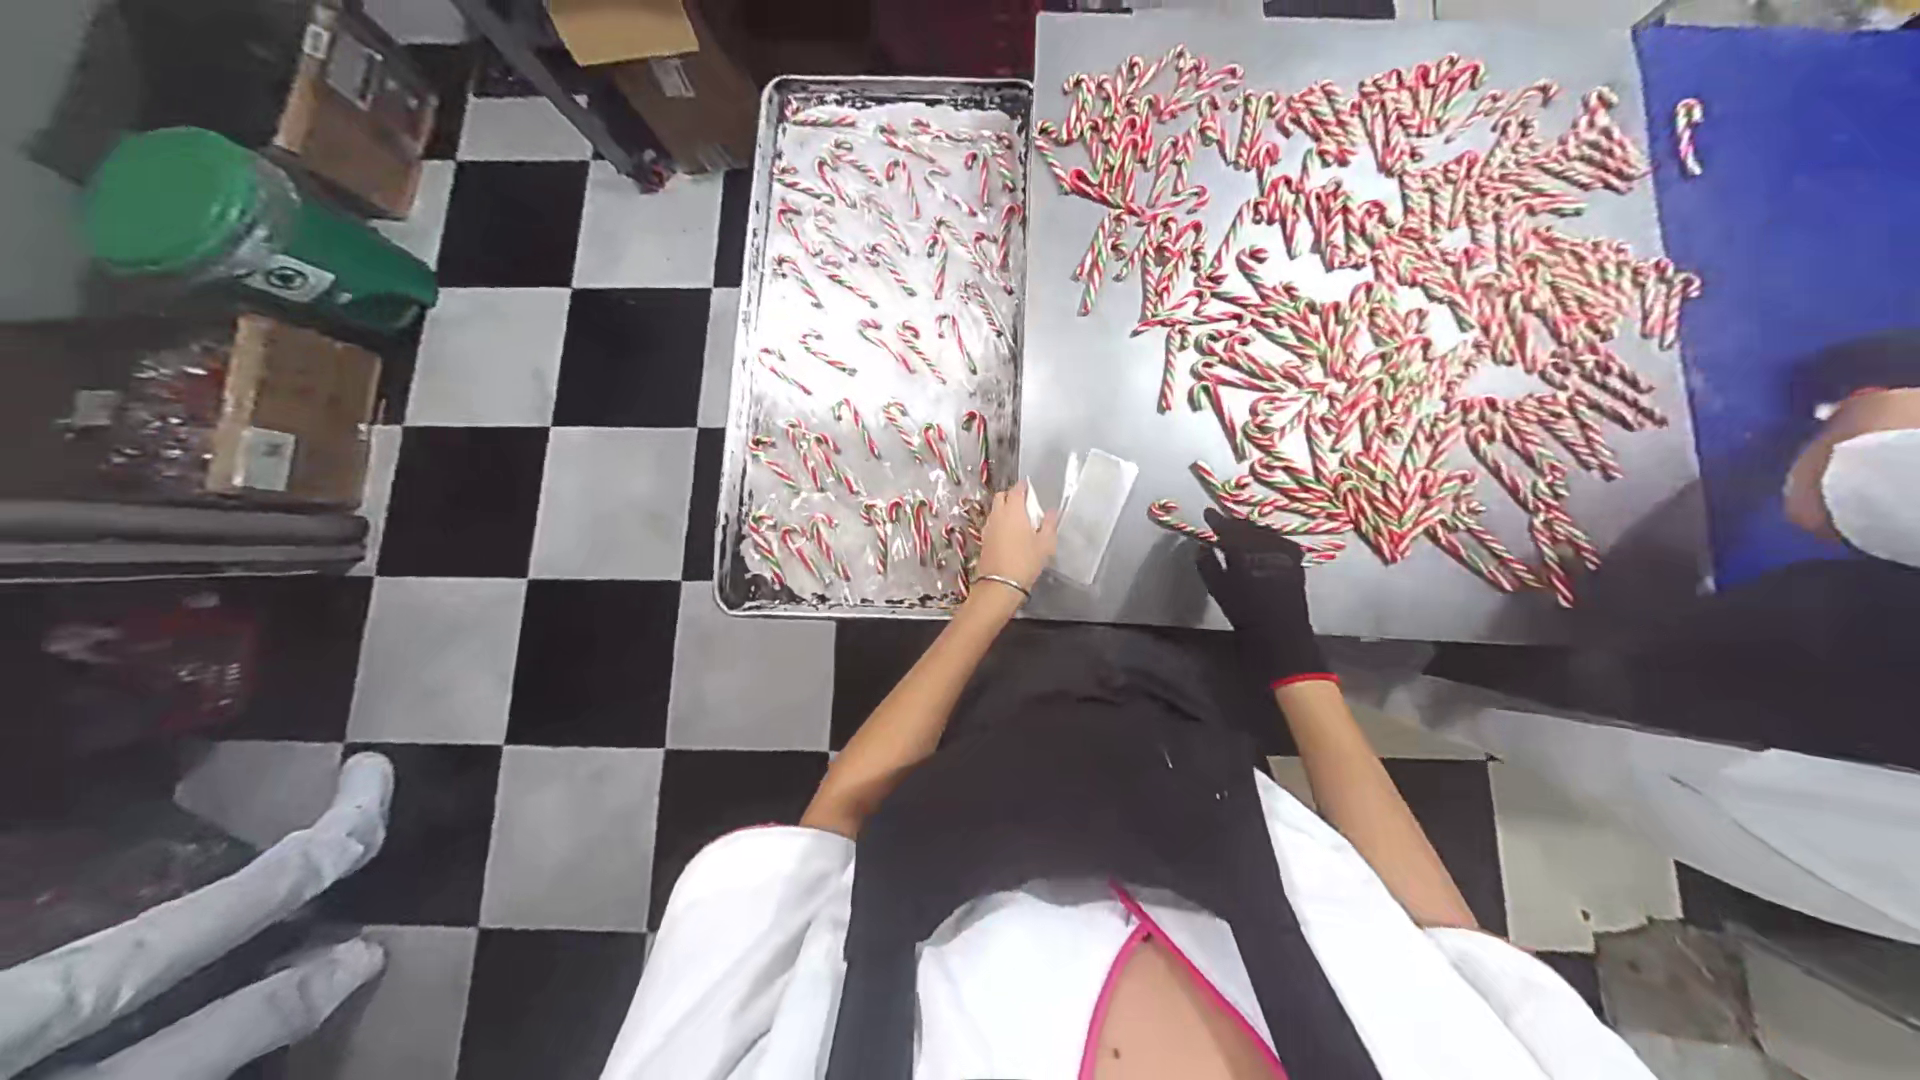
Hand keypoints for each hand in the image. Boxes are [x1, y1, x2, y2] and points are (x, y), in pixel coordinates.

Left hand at [973, 479, 1057, 594]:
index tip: (1029, 488)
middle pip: (1001, 496)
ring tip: (1017, 518)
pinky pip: (992, 523)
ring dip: (1004, 509)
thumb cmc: (1026, 561)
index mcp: (1013, 510)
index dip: (1023, 487)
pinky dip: (999, 522)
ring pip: (995, 510)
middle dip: (1011, 495)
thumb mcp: (1045, 544)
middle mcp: (998, 515)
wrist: (1000, 584)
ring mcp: (988, 527)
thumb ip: (1049, 524)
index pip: (1016, 490)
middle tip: (1024, 503)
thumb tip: (1051, 511)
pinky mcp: (984, 539)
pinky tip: (1008, 532)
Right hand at [1194, 509, 1331, 687]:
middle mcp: (1267, 546)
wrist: (1278, 632)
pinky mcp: (1296, 558)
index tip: (1207, 513)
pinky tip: (1262, 540)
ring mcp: (1285, 551)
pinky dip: (1267, 536)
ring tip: (1240, 529)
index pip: (1228, 528)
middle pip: (1247, 526)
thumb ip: (1207, 564)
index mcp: (1244, 551)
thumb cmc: (1243, 611)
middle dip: (1234, 523)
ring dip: (1250, 528)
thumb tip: (1202, 546)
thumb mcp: (1217, 588)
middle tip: (1222, 522)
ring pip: (1264, 531)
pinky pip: (1279, 539)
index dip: (1216, 520)